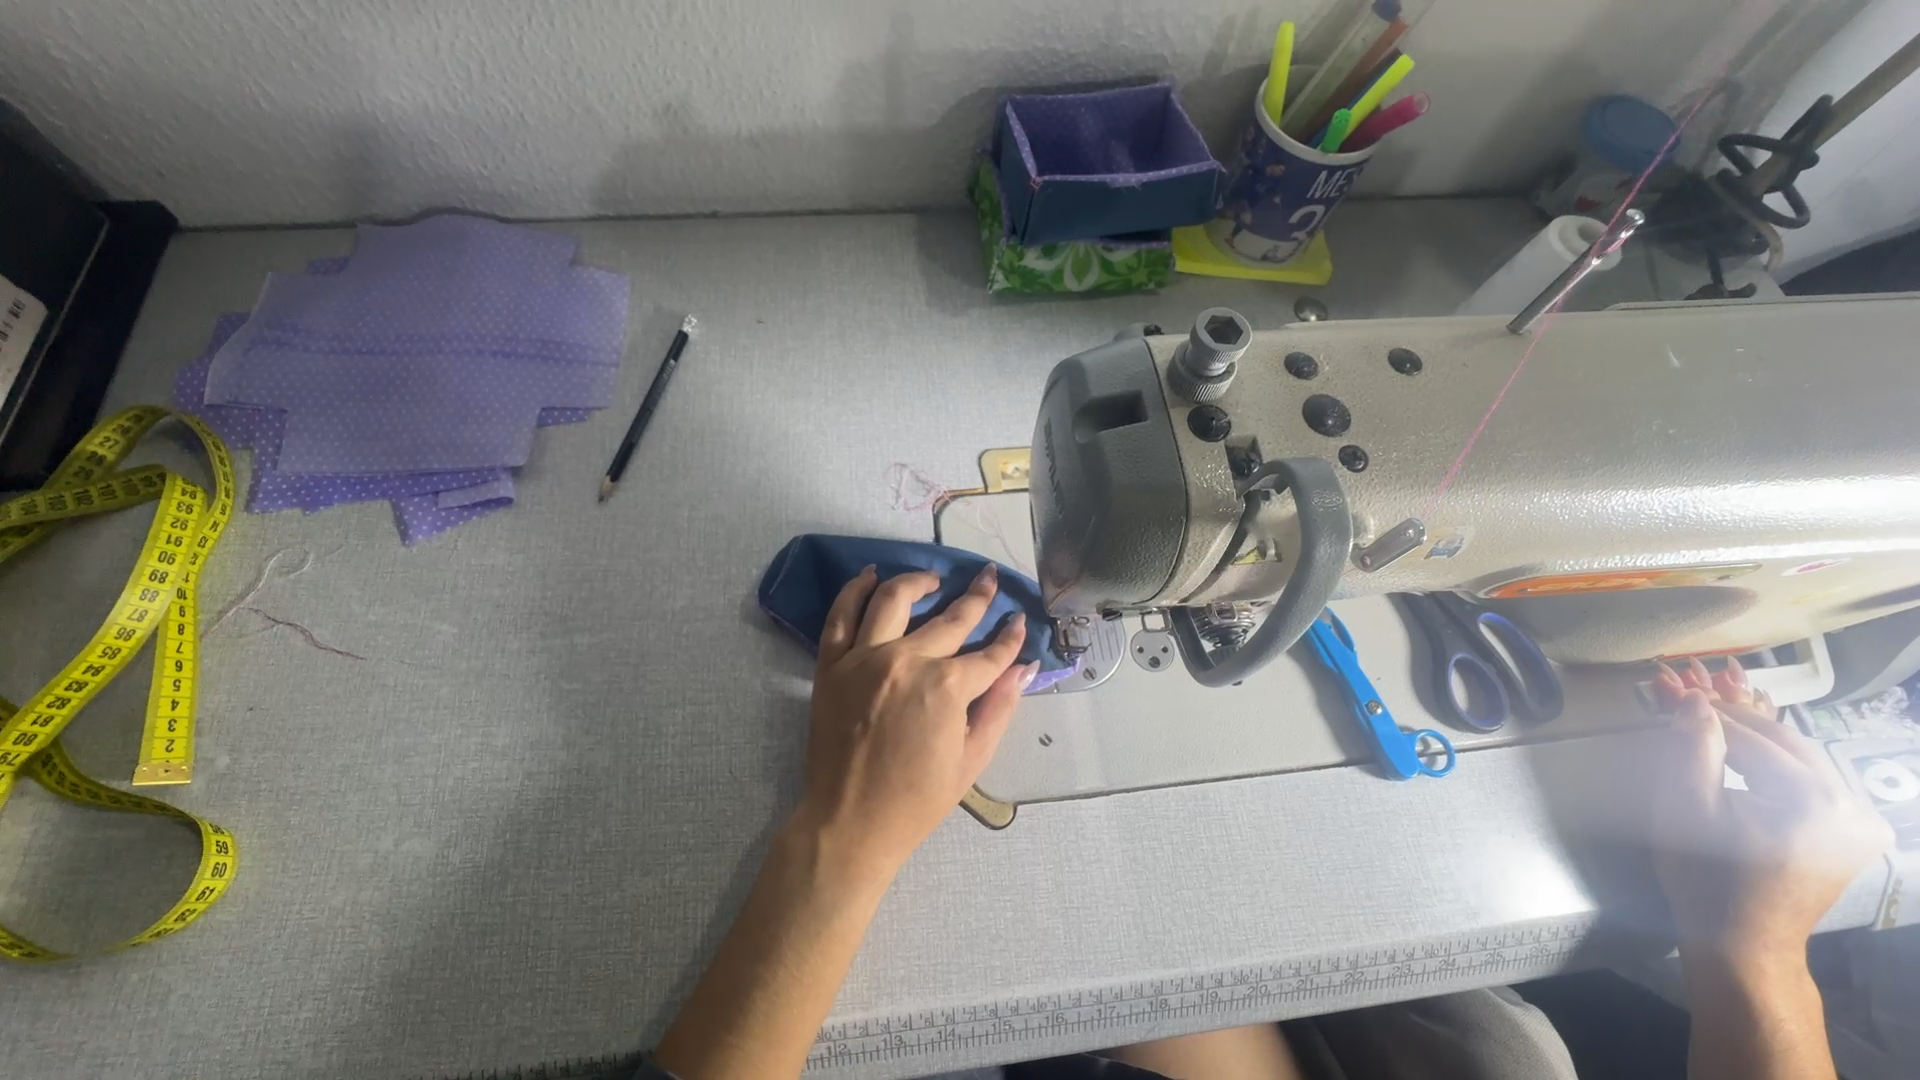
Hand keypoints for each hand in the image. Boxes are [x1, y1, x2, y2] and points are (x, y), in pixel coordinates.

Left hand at [793, 563, 1034, 881]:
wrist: (850, 822)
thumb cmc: (917, 799)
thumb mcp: (973, 760)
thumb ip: (1000, 707)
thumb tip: (1025, 668)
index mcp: (947, 687)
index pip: (990, 653)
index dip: (1009, 638)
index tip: (1018, 621)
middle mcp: (907, 660)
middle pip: (950, 619)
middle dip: (977, 597)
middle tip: (988, 578)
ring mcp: (865, 659)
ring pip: (894, 601)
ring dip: (918, 582)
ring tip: (933, 578)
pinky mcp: (832, 665)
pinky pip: (841, 615)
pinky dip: (855, 590)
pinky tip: (871, 575)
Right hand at [1650, 659, 1892, 957]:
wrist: (1742, 936)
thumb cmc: (1704, 875)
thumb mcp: (1684, 806)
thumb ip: (1692, 749)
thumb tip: (1695, 702)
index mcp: (1813, 800)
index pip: (1752, 739)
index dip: (1707, 713)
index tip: (1671, 689)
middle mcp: (1852, 806)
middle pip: (1787, 741)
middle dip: (1736, 717)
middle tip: (1690, 695)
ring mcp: (1860, 821)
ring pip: (1801, 757)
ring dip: (1756, 736)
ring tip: (1713, 717)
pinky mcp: (1853, 831)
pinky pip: (1812, 779)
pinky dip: (1776, 761)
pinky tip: (1747, 752)